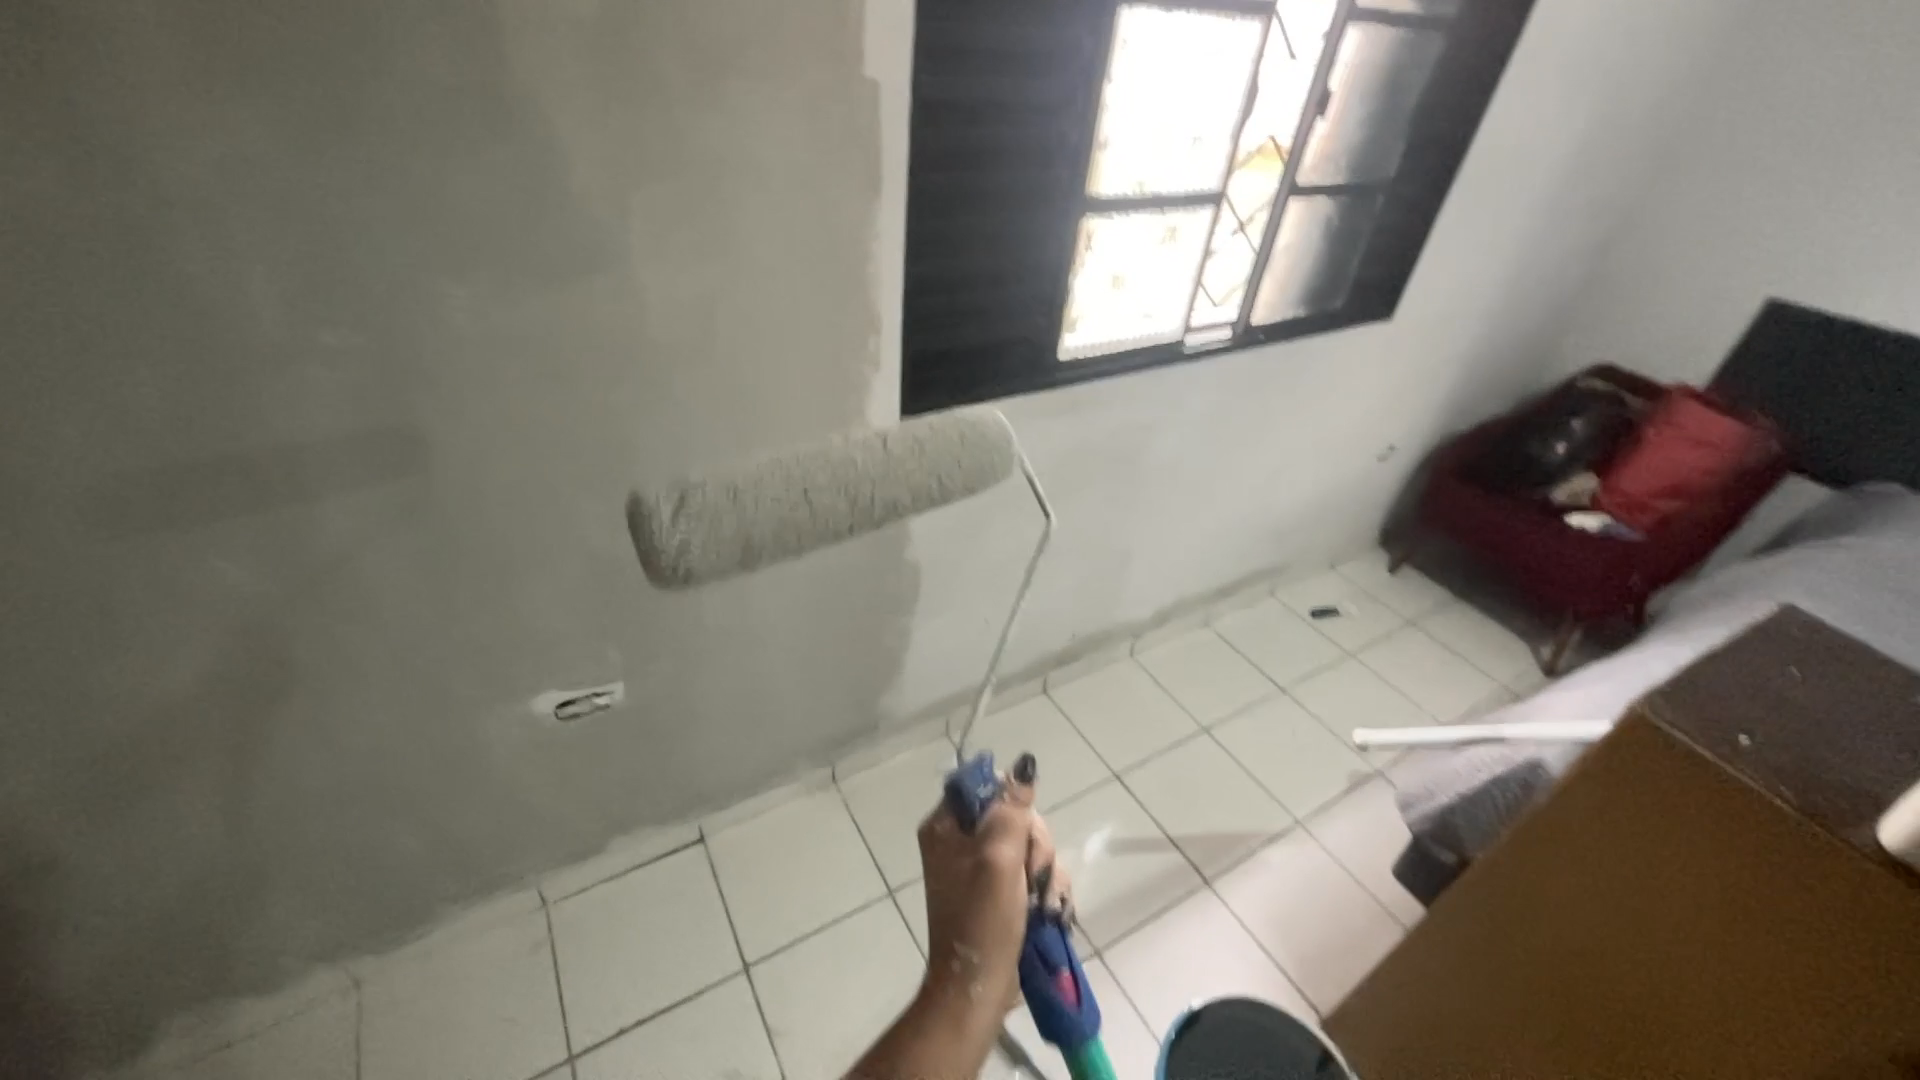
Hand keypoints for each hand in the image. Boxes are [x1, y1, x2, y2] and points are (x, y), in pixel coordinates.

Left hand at [915, 771, 1069, 1011]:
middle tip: (1029, 872)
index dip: (1010, 803)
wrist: (979, 986)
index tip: (1020, 830)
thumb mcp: (999, 858)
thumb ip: (1011, 810)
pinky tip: (1046, 909)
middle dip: (1032, 844)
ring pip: (1029, 844)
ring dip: (1043, 870)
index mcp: (946, 826)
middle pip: (1013, 815)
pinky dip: (1044, 888)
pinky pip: (1032, 871)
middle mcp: (959, 841)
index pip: (984, 786)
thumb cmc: (982, 919)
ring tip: (1039, 899)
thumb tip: (1023, 766)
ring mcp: (980, 867)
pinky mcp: (1000, 891)